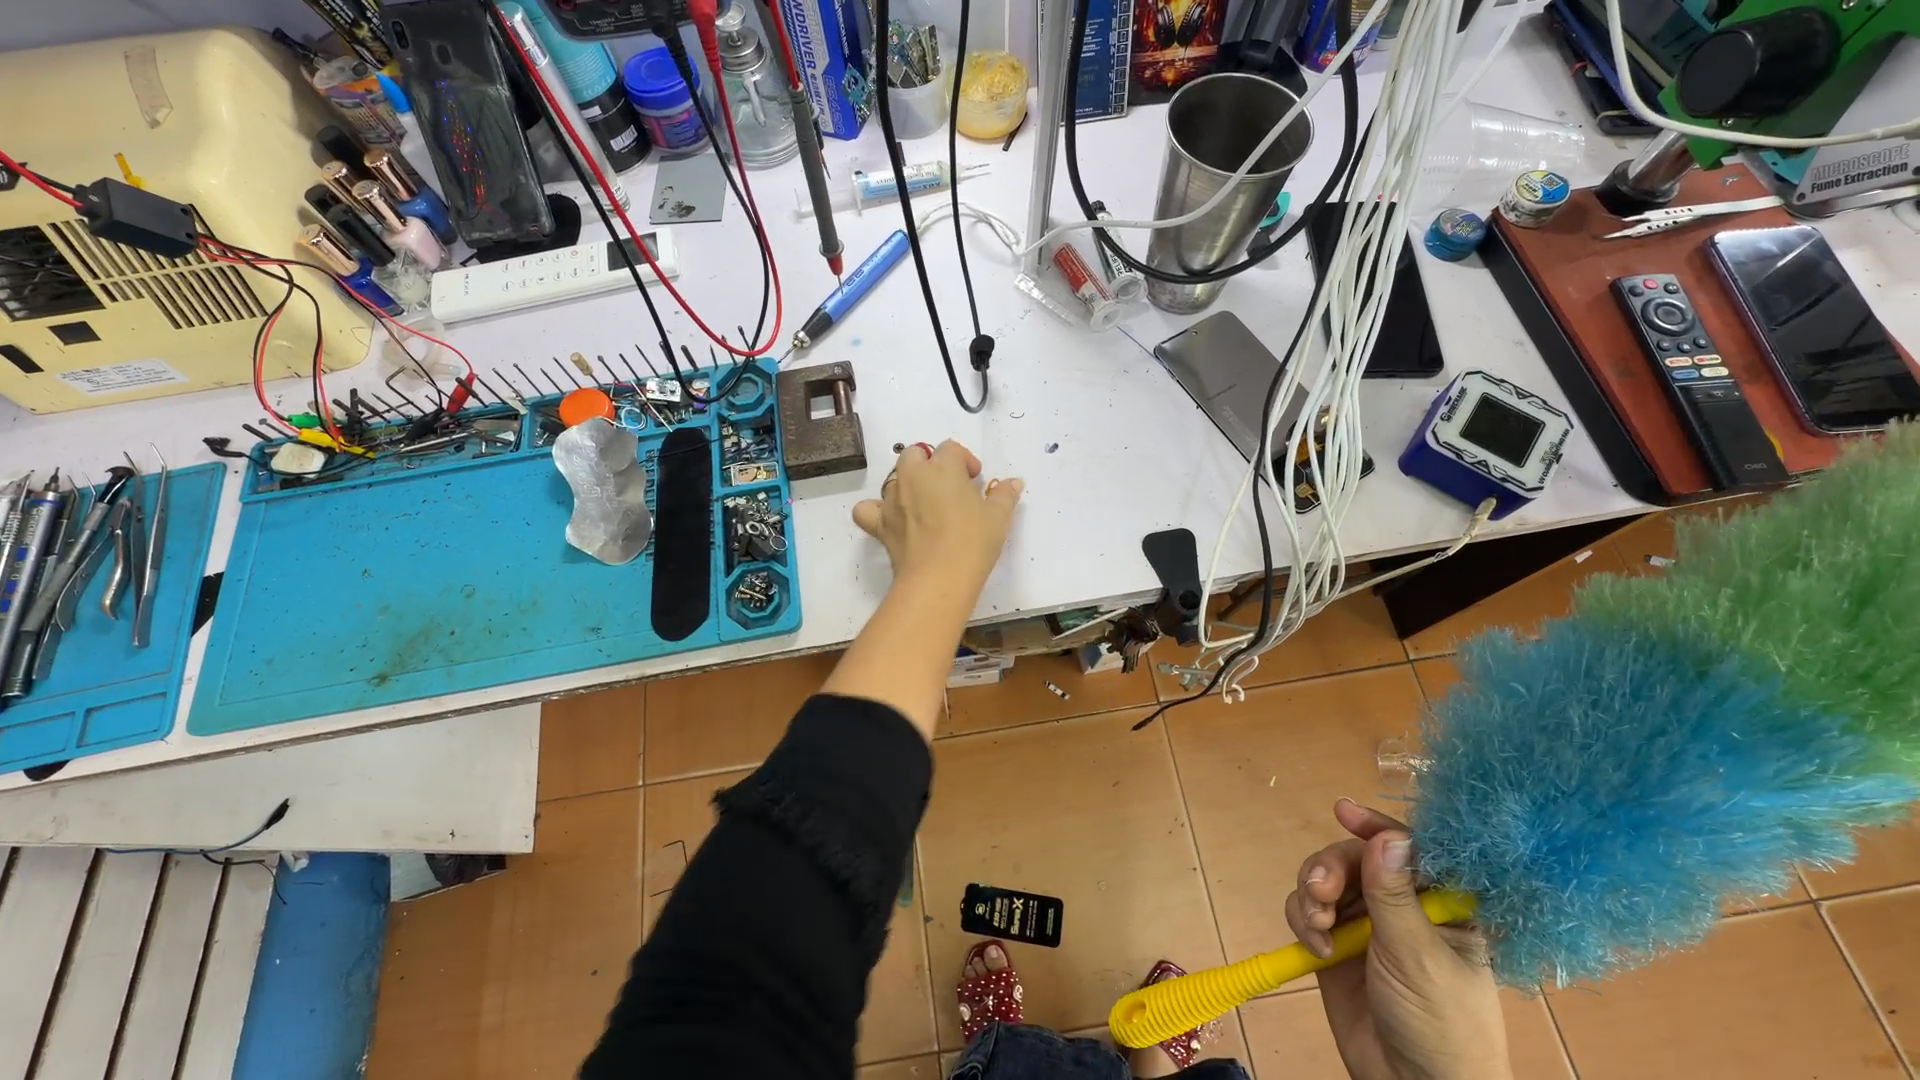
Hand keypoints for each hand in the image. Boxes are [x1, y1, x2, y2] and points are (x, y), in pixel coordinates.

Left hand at [852, 440, 1022, 588]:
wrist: (939, 577)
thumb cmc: (973, 541)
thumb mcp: (999, 517)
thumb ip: (1005, 495)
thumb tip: (1014, 482)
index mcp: (943, 467)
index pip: (951, 449)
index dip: (964, 461)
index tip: (975, 480)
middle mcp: (913, 476)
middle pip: (916, 454)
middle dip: (930, 464)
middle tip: (949, 487)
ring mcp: (892, 499)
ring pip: (893, 478)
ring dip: (907, 484)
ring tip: (925, 505)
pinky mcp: (879, 524)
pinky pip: (867, 509)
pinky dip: (875, 510)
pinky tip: (890, 518)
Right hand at [1284, 799, 1510, 1079]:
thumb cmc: (1440, 1024)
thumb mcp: (1418, 956)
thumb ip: (1394, 896)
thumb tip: (1387, 836)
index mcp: (1441, 906)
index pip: (1410, 850)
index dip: (1377, 827)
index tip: (1342, 811)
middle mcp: (1402, 908)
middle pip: (1356, 860)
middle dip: (1332, 868)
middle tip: (1321, 891)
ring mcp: (1366, 927)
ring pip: (1326, 881)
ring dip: (1313, 895)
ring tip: (1318, 927)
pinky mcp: (1334, 948)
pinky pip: (1306, 912)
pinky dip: (1303, 921)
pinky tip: (1315, 948)